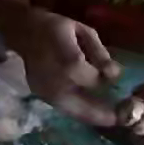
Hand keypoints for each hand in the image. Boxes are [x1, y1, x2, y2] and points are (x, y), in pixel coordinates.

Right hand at [6, 8, 120, 125]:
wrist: (23, 31)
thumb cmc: (55, 27)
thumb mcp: (82, 31)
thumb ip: (99, 53)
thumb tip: (115, 74)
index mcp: (70, 63)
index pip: (96, 81)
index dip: (109, 81)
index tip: (116, 78)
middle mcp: (58, 83)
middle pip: (85, 109)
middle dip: (104, 114)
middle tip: (119, 117)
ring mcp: (47, 93)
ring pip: (73, 113)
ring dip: (91, 117)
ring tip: (108, 118)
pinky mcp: (41, 96)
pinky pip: (63, 109)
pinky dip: (77, 112)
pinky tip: (89, 110)